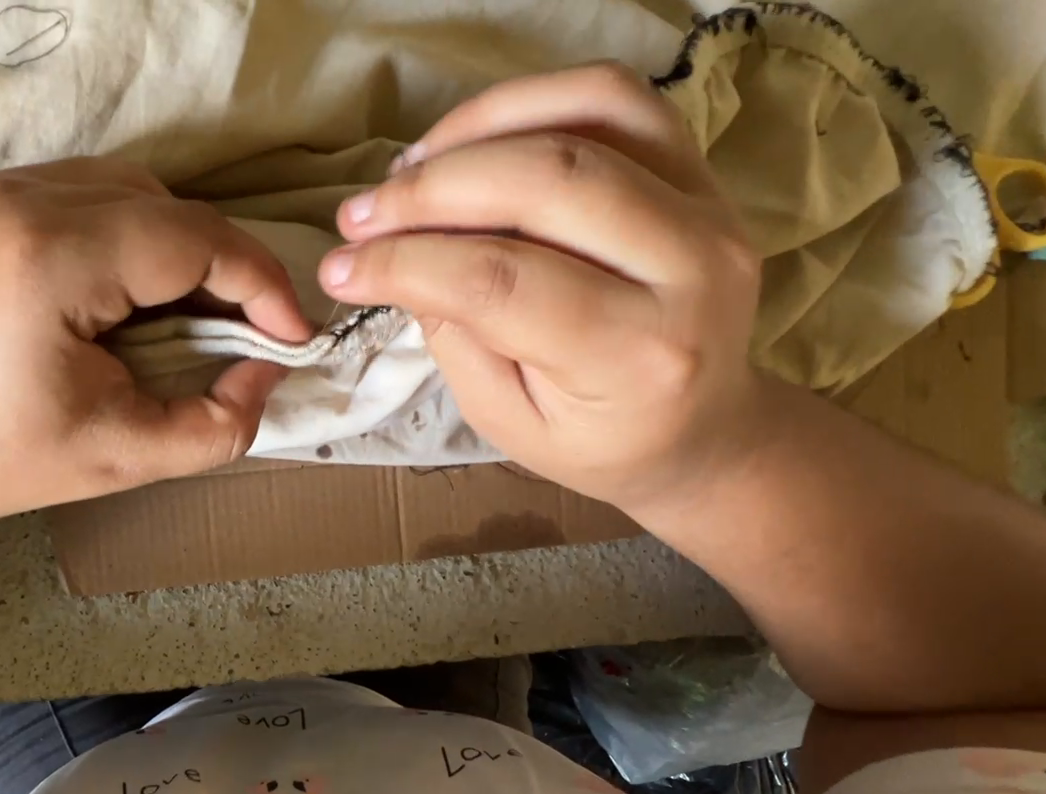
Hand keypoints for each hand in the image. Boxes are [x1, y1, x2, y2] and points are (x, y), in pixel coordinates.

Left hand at [0, 158, 309, 544]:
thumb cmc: (7, 464)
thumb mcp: (129, 458)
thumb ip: (222, 423)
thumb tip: (268, 368)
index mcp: (52, 258)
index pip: (193, 239)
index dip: (261, 283)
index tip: (294, 335)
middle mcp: (20, 201)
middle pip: (167, 207)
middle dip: (223, 269)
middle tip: (247, 334)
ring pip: (131, 191)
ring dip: (179, 248)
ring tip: (194, 315)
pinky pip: (86, 195)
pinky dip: (129, 236)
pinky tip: (132, 292)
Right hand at [316, 63, 765, 512]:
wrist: (699, 427)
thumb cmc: (592, 441)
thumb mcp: (506, 419)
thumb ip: (456, 339)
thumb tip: (400, 262)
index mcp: (633, 354)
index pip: (499, 281)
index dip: (404, 264)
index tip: (339, 270)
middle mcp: (689, 266)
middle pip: (544, 183)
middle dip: (428, 193)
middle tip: (359, 218)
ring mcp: (707, 204)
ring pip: (583, 117)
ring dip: (472, 133)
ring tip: (406, 173)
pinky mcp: (701, 170)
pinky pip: (612, 100)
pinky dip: (527, 103)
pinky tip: (467, 142)